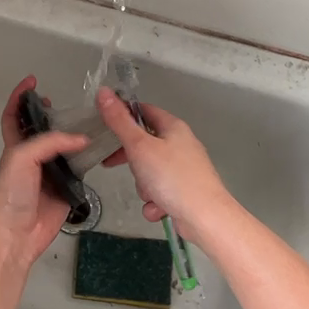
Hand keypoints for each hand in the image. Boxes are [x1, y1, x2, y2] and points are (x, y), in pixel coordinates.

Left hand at [0, 76, 89, 272]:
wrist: (16, 234)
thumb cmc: (10, 194)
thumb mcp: (22, 158)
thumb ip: (50, 142)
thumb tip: (81, 139)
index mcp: (15, 147)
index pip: (14, 117)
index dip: (19, 98)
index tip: (31, 81)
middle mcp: (33, 158)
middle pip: (44, 131)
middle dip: (55, 116)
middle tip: (72, 105)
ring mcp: (50, 174)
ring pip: (65, 149)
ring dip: (77, 137)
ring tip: (93, 122)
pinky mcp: (66, 189)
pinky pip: (80, 169)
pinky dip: (89, 159)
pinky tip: (100, 149)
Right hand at [97, 87, 235, 244]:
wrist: (205, 216)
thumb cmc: (172, 176)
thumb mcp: (140, 147)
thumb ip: (119, 122)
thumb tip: (103, 91)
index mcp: (174, 128)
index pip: (144, 111)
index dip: (123, 116)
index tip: (104, 127)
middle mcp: (181, 145)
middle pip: (144, 145)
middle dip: (130, 160)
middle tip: (112, 165)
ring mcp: (184, 170)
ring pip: (149, 173)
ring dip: (144, 187)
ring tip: (150, 194)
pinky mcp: (184, 192)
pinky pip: (159, 192)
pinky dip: (155, 203)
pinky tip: (159, 209)